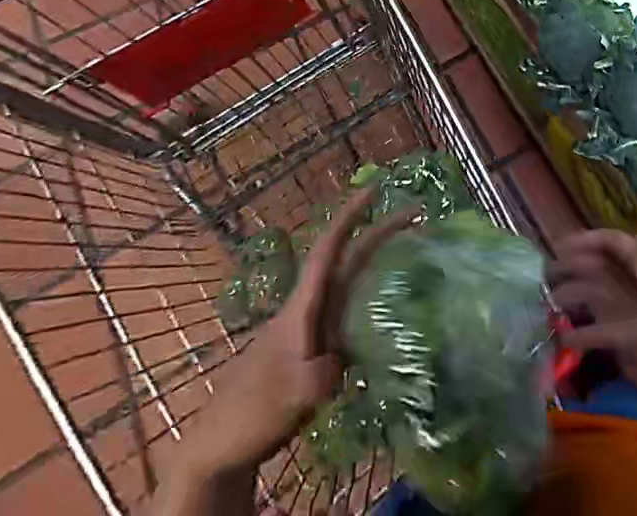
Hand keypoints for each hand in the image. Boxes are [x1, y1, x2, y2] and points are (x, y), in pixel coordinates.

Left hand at [165, 188, 416, 480]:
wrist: (222, 446)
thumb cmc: (252, 411)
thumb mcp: (292, 393)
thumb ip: (325, 373)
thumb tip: (347, 359)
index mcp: (302, 308)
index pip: (328, 251)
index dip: (348, 218)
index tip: (373, 190)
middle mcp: (311, 311)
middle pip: (348, 262)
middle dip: (378, 234)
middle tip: (414, 215)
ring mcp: (314, 332)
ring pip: (352, 288)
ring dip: (379, 266)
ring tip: (414, 255)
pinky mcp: (317, 354)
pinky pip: (353, 318)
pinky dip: (375, 305)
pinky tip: (395, 318)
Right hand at [546, 229, 636, 410]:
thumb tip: (630, 238)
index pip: (617, 246)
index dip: (590, 241)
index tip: (561, 244)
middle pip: (603, 272)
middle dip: (574, 271)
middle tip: (543, 277)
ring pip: (601, 303)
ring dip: (576, 303)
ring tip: (548, 308)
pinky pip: (608, 335)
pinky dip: (588, 336)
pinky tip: (567, 341)